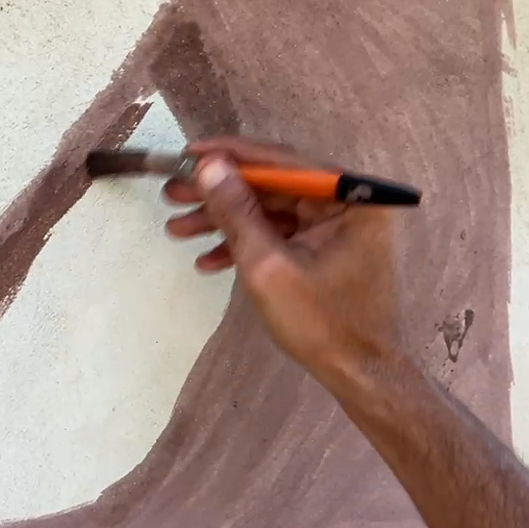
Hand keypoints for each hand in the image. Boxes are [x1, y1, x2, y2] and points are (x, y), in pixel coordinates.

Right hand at [165, 137, 406, 389]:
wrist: (356, 372)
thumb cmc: (319, 321)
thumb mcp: (267, 264)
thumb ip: (237, 212)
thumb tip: (208, 167)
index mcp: (349, 198)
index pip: (281, 162)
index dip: (229, 156)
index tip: (187, 155)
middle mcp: (346, 203)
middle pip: (271, 186)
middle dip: (218, 194)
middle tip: (171, 195)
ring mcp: (334, 227)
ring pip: (268, 212)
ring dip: (223, 222)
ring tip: (176, 229)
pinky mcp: (322, 249)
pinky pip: (277, 235)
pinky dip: (244, 245)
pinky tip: (207, 260)